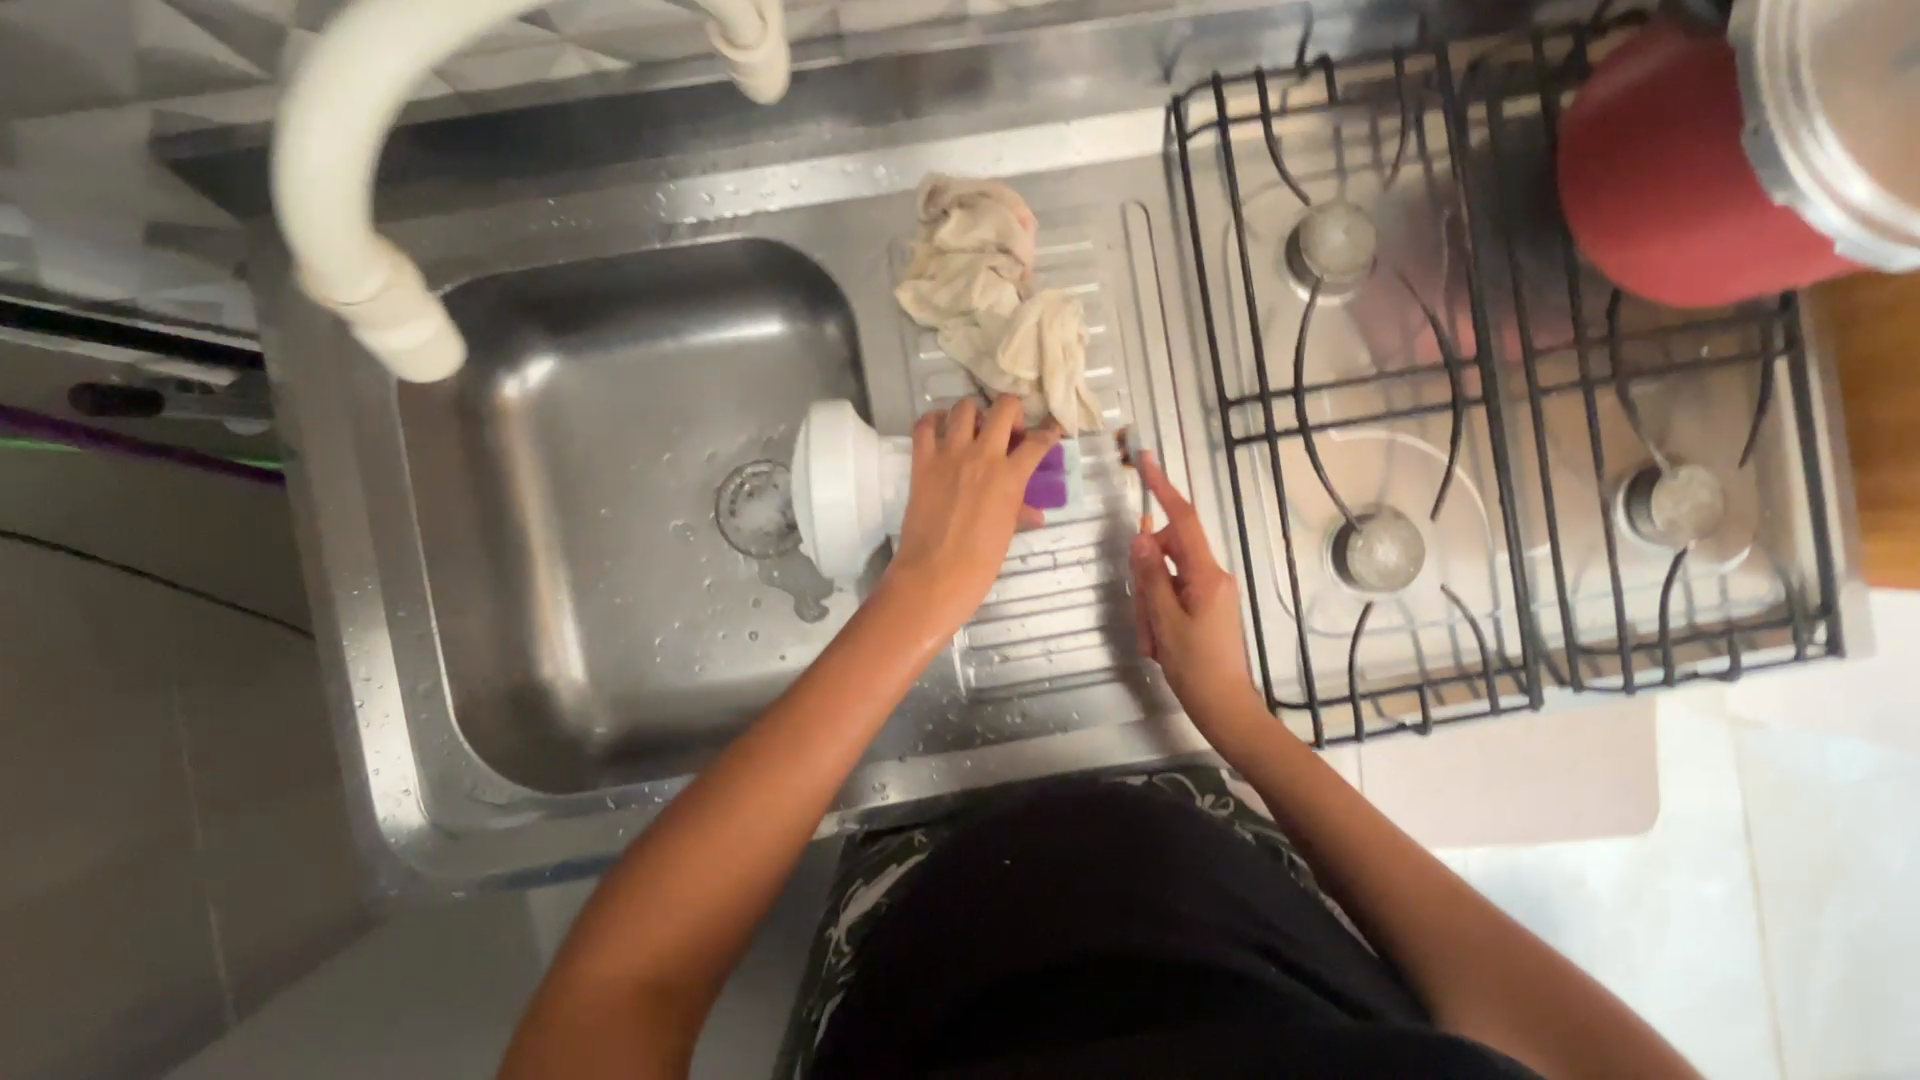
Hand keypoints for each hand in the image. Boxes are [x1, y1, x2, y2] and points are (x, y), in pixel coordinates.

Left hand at [880, 395, 1061, 633]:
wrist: (936, 573)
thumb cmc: (979, 561)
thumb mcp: (1006, 533)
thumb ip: (1019, 512)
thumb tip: (1035, 514)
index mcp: (1011, 476)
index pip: (1038, 441)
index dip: (1049, 431)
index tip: (1051, 428)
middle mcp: (983, 455)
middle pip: (1004, 409)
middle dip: (1012, 411)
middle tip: (1009, 428)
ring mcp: (950, 454)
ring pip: (964, 408)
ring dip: (974, 412)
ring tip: (975, 426)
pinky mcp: (922, 461)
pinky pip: (925, 425)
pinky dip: (934, 420)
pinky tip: (940, 428)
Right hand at [1130, 451, 1266, 724]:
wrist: (1224, 706)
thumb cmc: (1195, 667)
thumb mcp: (1164, 622)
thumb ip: (1151, 577)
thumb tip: (1141, 536)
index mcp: (1206, 575)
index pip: (1183, 520)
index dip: (1164, 489)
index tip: (1147, 461)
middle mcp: (1212, 577)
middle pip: (1167, 551)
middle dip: (1146, 577)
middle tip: (1145, 619)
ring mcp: (1209, 593)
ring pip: (1165, 577)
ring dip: (1150, 604)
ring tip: (1155, 641)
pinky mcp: (1205, 607)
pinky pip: (1172, 596)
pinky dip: (1158, 615)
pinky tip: (1159, 644)